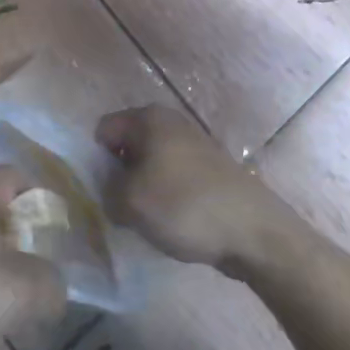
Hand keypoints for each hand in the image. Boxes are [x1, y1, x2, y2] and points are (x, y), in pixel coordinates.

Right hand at [97, 105, 303, 271]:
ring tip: (147, 219)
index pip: (103, 130)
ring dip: (143, 189)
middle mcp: (170, 122)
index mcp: (148, 118)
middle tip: (121, 208)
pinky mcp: (209, 169)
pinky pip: (172, 177)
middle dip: (119, 175)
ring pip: (150, 164)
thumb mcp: (130, 202)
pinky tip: (172, 222)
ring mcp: (193, 144)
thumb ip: (106, 193)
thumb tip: (112, 194)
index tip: (101, 191)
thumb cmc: (184, 206)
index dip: (96, 160)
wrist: (254, 232)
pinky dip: (166, 197)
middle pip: (126, 145)